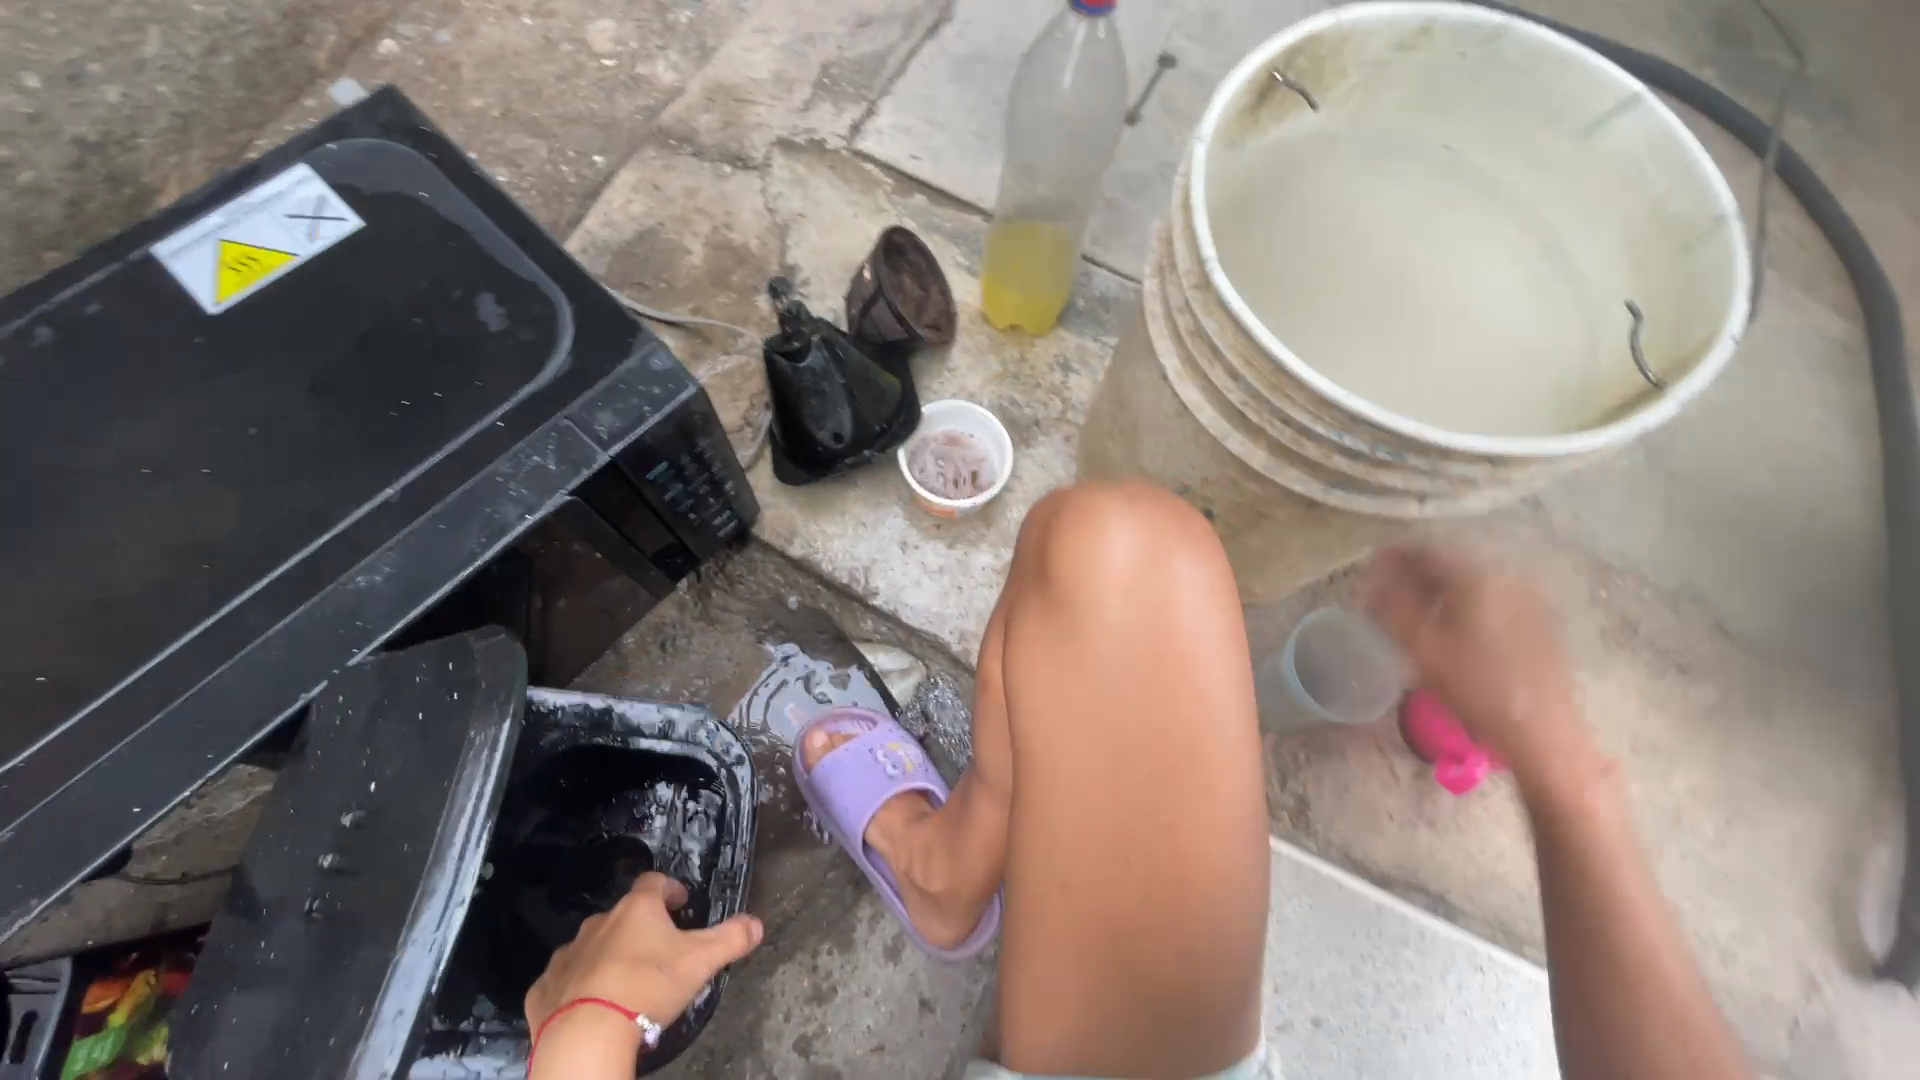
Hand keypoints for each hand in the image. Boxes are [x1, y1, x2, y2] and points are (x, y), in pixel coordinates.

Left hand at [525, 873, 762, 1075]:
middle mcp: (598, 924)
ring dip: (607, 956)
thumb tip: (757, 923)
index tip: (682, 903)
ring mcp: (566, 956)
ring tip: (624, 983)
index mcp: (636, 910)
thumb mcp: (702, 962)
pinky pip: (563, 981)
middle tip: (658, 952)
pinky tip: (589, 1007)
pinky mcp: (542, 990)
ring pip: (591, 947)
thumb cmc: (648, 987)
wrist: (585, 1037)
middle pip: (623, 915)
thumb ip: (732, 938)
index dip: (670, 889)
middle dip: (639, 928)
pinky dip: (577, 987)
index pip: (654, 883)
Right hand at [1361, 546, 1591, 788]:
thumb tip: (1370, 578)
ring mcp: (1529, 598)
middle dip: (1411, 578)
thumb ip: (1389, 604)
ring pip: (1469, 583)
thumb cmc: (1476, 689)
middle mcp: (1508, 577)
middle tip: (1384, 602)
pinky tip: (1449, 631)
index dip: (1387, 561)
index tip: (1366, 581)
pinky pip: (1490, 599)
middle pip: (1448, 564)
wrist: (1543, 733)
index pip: (1423, 550)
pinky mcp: (1540, 619)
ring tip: (1413, 618)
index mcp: (1478, 577)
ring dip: (1436, 593)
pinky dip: (1462, 605)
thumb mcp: (1419, 646)